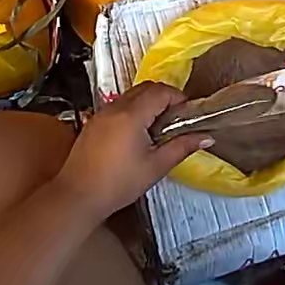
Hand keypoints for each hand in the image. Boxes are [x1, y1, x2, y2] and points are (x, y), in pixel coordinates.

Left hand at [52, 82, 209, 216]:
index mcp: (132, 115)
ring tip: (158, 127)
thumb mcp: (156, 166)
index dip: (179, 98)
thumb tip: (207, 137)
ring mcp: (101, 113)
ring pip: (131, 94)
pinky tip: (138, 134)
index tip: (188, 114)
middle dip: (165, 97)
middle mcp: (115, 107)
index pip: (161, 91)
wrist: (77, 196)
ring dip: (148, 102)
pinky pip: (119, 105)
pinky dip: (133, 109)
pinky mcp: (93, 122)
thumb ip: (182, 147)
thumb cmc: (119, 183)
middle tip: (176, 118)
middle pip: (146, 87)